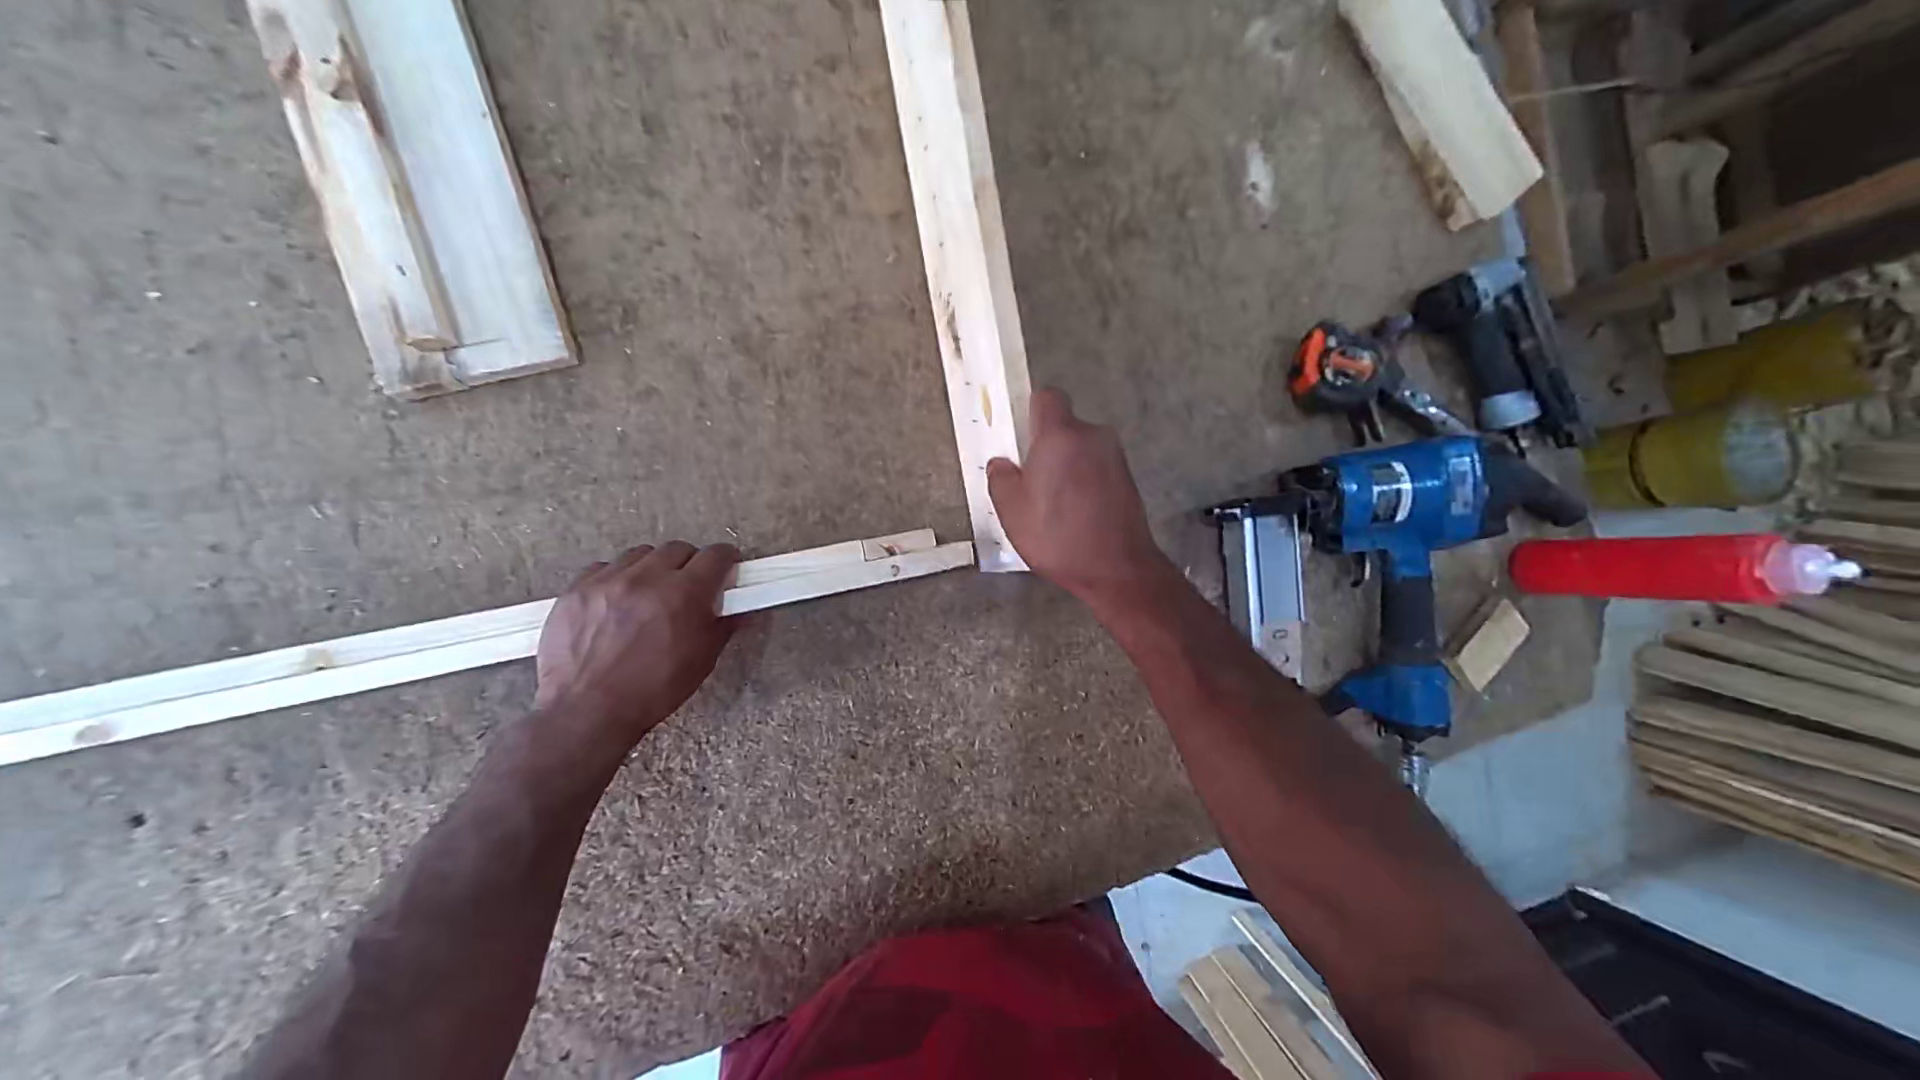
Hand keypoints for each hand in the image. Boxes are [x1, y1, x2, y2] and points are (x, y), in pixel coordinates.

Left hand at [534, 541, 738, 748]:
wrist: (588, 711)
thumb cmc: (649, 691)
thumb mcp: (701, 661)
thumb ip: (722, 627)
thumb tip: (740, 612)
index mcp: (684, 594)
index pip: (715, 556)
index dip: (725, 560)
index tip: (726, 566)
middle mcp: (647, 578)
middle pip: (678, 549)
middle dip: (689, 564)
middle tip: (688, 585)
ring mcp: (608, 581)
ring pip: (640, 554)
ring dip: (652, 568)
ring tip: (650, 593)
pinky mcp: (577, 590)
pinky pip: (604, 568)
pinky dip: (617, 578)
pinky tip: (618, 601)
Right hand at [988, 388, 1171, 607]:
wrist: (1116, 569)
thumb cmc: (1058, 536)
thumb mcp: (1012, 511)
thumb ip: (1001, 478)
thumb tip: (1002, 464)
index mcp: (1061, 435)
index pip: (1047, 397)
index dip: (1030, 414)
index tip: (1021, 441)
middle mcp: (1092, 436)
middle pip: (1063, 427)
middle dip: (1046, 448)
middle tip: (1031, 483)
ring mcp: (1114, 456)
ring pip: (1080, 449)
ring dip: (1066, 466)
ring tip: (1054, 505)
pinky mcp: (1127, 478)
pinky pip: (1095, 467)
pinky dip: (1084, 481)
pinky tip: (1076, 514)